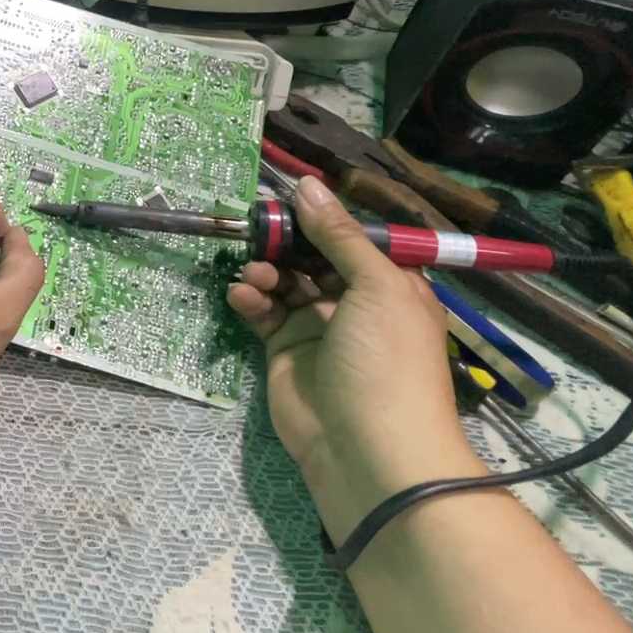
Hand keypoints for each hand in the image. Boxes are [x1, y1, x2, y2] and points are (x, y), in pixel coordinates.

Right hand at [227, 177, 484, 537]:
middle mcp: (353, 302)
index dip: (321, 219)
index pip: (352, 239)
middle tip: (257, 228)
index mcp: (389, 286)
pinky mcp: (284, 349)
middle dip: (285, 242)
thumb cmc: (386, 358)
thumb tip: (307, 184)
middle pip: (312, 257)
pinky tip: (242, 295)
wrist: (367, 447)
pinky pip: (262, 312)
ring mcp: (317, 327)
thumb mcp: (375, 287)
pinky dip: (250, 299)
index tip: (286, 199)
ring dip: (266, 271)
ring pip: (283, 281)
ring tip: (255, 276)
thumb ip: (338, 236)